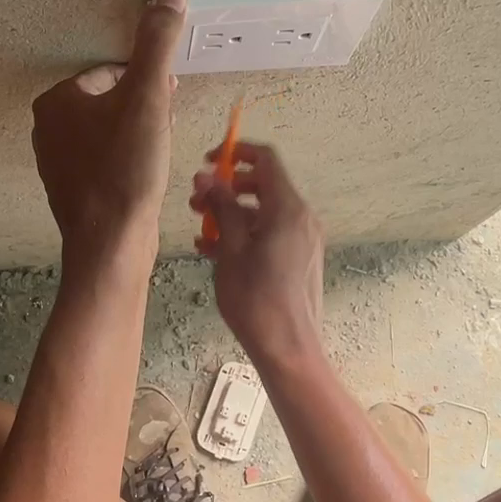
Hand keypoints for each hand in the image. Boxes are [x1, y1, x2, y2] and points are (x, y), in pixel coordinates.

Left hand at [32, 0, 185, 254]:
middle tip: (161, 129)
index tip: (164, 101)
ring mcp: (59, 163)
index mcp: (56, 101)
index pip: (112, 72)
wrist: (111, 243)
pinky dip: (129, 162)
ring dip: (139, 135)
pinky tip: (145, 177)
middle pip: (111, 101)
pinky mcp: (75, 191)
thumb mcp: (147, 98)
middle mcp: (48, 130)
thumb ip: (156, 44)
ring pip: (111, 132)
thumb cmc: (124, 170)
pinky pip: (107, 161)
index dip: (147, 83)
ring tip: (155, 155)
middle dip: (143, 109)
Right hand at [192, 142, 325, 368]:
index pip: (265, 159)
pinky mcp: (300, 258)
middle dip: (227, 189)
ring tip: (201, 230)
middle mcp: (301, 217)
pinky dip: (245, 234)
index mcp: (288, 208)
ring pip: (264, 212)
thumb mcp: (230, 249)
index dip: (235, 153)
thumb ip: (220, 207)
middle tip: (196, 202)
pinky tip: (215, 251)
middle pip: (263, 185)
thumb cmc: (255, 298)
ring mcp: (304, 239)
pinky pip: (271, 233)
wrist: (288, 348)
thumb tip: (207, 176)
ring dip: (231, 214)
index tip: (207, 162)